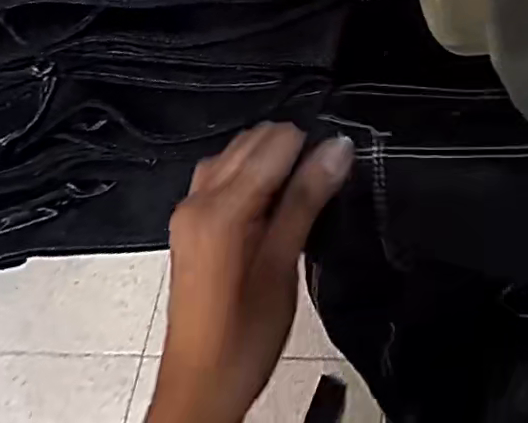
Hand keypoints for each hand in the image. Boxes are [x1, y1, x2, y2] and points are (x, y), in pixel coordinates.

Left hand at [146, 123, 354, 422]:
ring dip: (273, 159)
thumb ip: (307, 198)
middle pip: (256, 138)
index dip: (312, 148)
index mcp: (221, 210)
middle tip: (319, 185)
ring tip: (299, 195)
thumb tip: (338, 146)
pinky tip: (271, 200)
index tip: (333, 171)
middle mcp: (198, 199)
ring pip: (240, 150)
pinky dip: (252, 171)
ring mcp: (189, 209)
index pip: (277, 141)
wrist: (199, 389)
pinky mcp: (190, 221)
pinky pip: (225, 170)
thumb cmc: (244, 337)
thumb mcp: (283, 266)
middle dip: (294, 149)